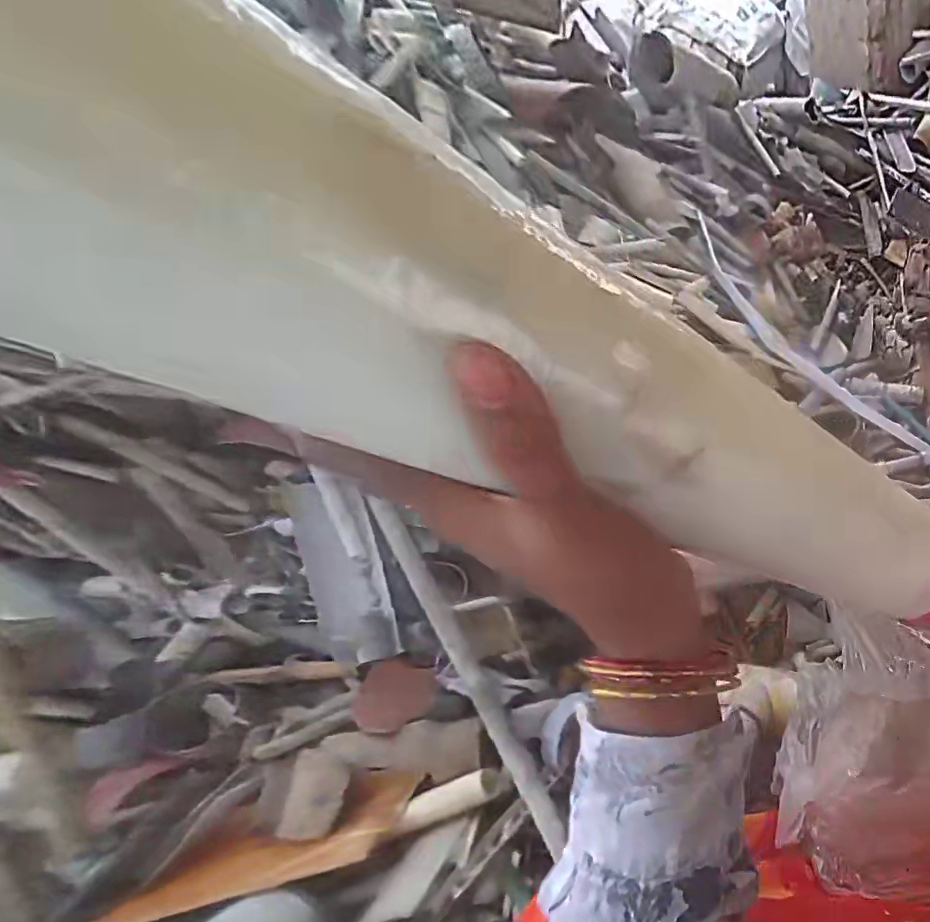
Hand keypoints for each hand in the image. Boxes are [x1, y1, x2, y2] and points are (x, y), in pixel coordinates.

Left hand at [230, 343, 708, 655]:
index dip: (306, 410)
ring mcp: (513, 491)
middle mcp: (469, 492)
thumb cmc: (603, 573)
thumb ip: (522, 445)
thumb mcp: (560, 512)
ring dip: (453, 384)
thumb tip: (470, 357)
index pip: (353, 451)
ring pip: (464, 429)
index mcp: (450, 500)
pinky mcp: (554, 486)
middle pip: (405, 429)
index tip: (274, 346)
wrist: (655, 615)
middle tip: (374, 298)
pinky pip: (518, 433)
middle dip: (384, 375)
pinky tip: (536, 368)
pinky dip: (515, 401)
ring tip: (451, 313)